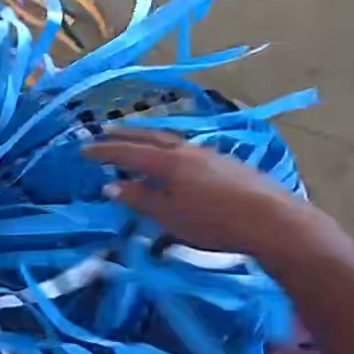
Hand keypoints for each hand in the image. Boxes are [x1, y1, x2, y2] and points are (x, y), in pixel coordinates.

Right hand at [82, 130, 344, 266]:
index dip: (103, 151)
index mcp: (168, 163)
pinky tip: (170, 158)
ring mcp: (208, 154)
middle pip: (149, 136)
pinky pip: (184, 148)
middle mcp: (186, 151)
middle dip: (124, 134)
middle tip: (104, 132)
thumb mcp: (168, 216)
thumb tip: (111, 185)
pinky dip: (166, 148)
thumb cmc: (213, 222)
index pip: (128, 152)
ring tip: (134, 141)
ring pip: (169, 139)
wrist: (271, 220)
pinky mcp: (224, 163)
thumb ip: (138, 199)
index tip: (82, 150)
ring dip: (147, 138)